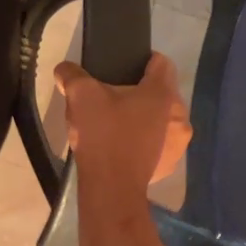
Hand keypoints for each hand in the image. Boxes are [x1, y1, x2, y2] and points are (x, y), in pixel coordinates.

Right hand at [55, 53, 191, 193]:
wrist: (111, 186)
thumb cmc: (102, 133)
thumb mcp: (79, 93)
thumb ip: (71, 73)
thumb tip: (65, 70)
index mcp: (163, 94)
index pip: (162, 62)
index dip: (142, 59)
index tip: (121, 66)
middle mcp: (180, 116)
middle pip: (162, 91)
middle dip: (139, 90)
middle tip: (110, 95)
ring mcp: (179, 143)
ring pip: (162, 117)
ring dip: (144, 115)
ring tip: (115, 121)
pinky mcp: (171, 164)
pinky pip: (160, 141)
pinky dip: (145, 138)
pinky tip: (122, 144)